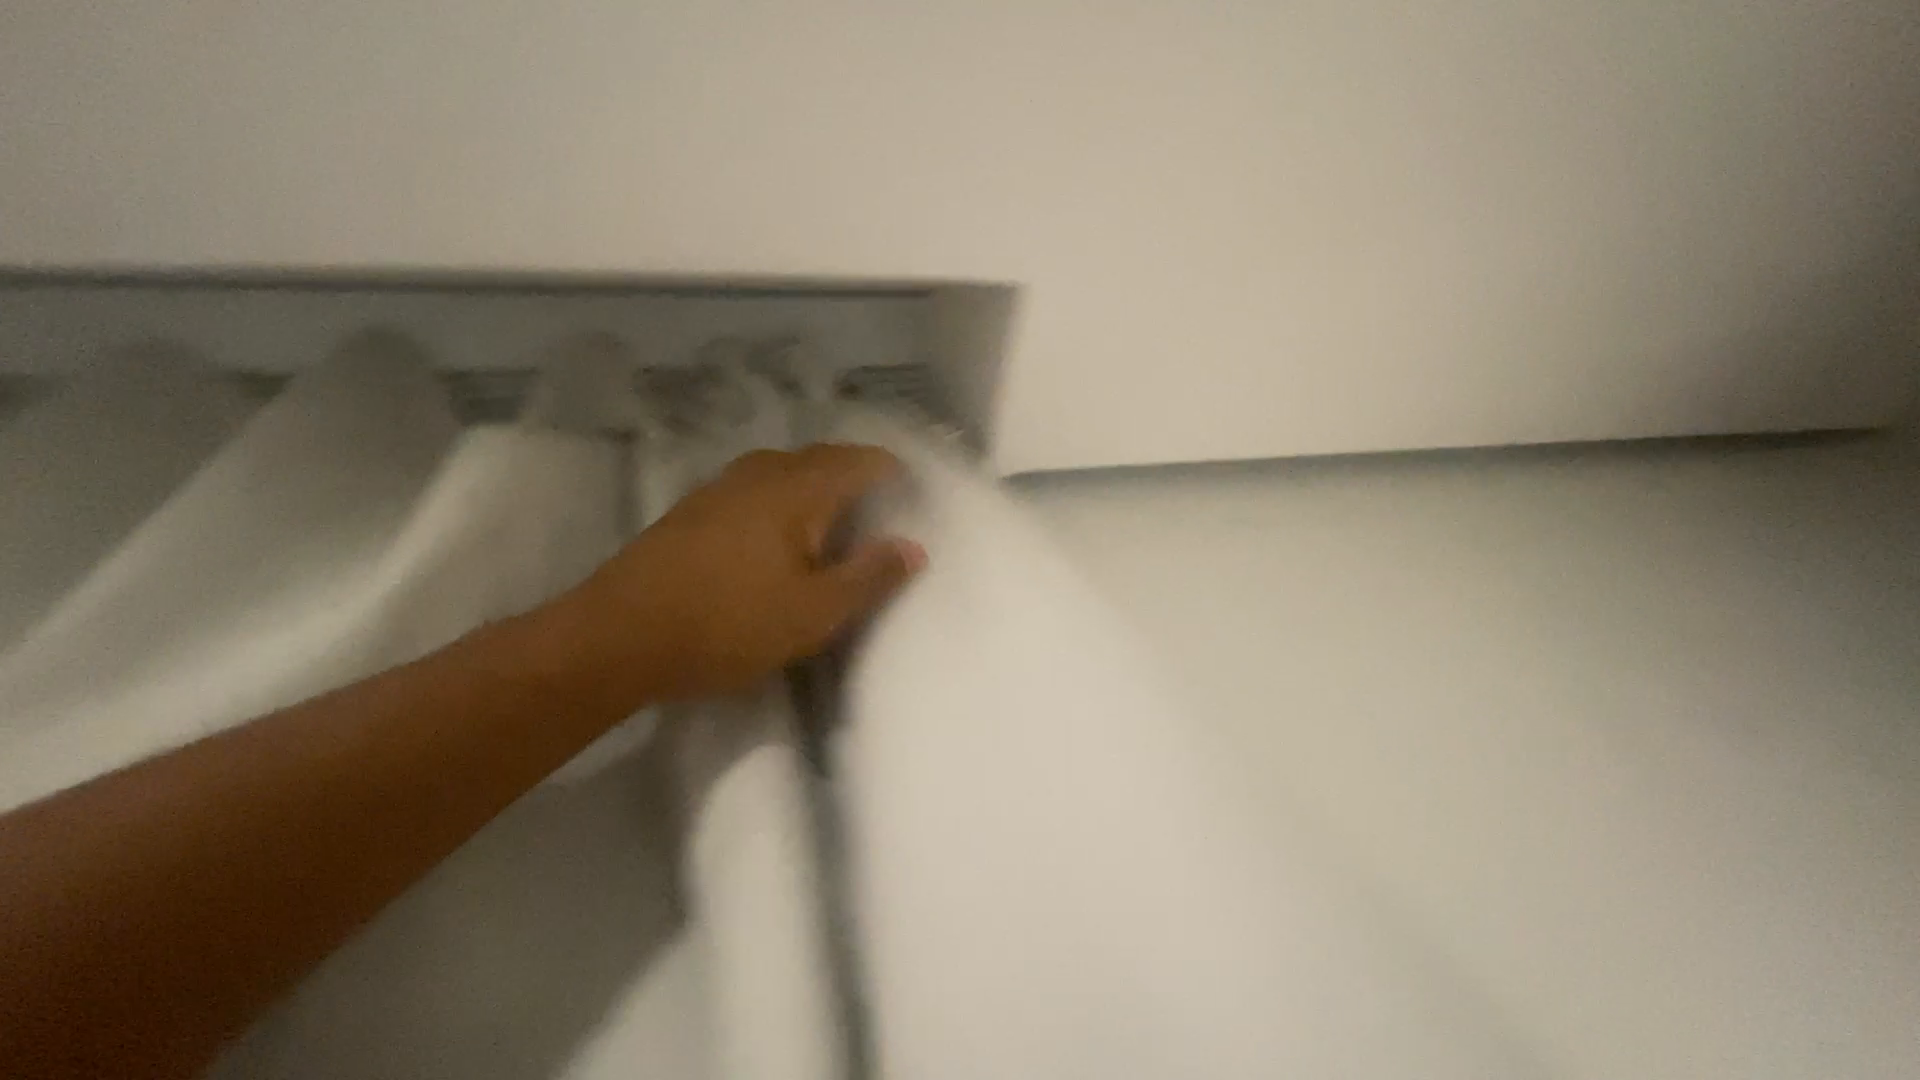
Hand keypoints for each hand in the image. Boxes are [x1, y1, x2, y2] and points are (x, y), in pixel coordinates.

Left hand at [540, 443, 925, 706]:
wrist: (619, 637)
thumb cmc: (729, 624)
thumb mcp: (815, 612)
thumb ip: (870, 576)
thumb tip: (914, 547)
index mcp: (797, 489)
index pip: (860, 461)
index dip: (891, 471)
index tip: (913, 493)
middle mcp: (760, 473)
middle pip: (820, 458)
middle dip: (854, 474)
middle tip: (880, 506)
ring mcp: (719, 488)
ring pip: (782, 471)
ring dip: (814, 486)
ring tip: (833, 520)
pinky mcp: (691, 511)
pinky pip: (753, 489)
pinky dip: (780, 501)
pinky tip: (775, 537)